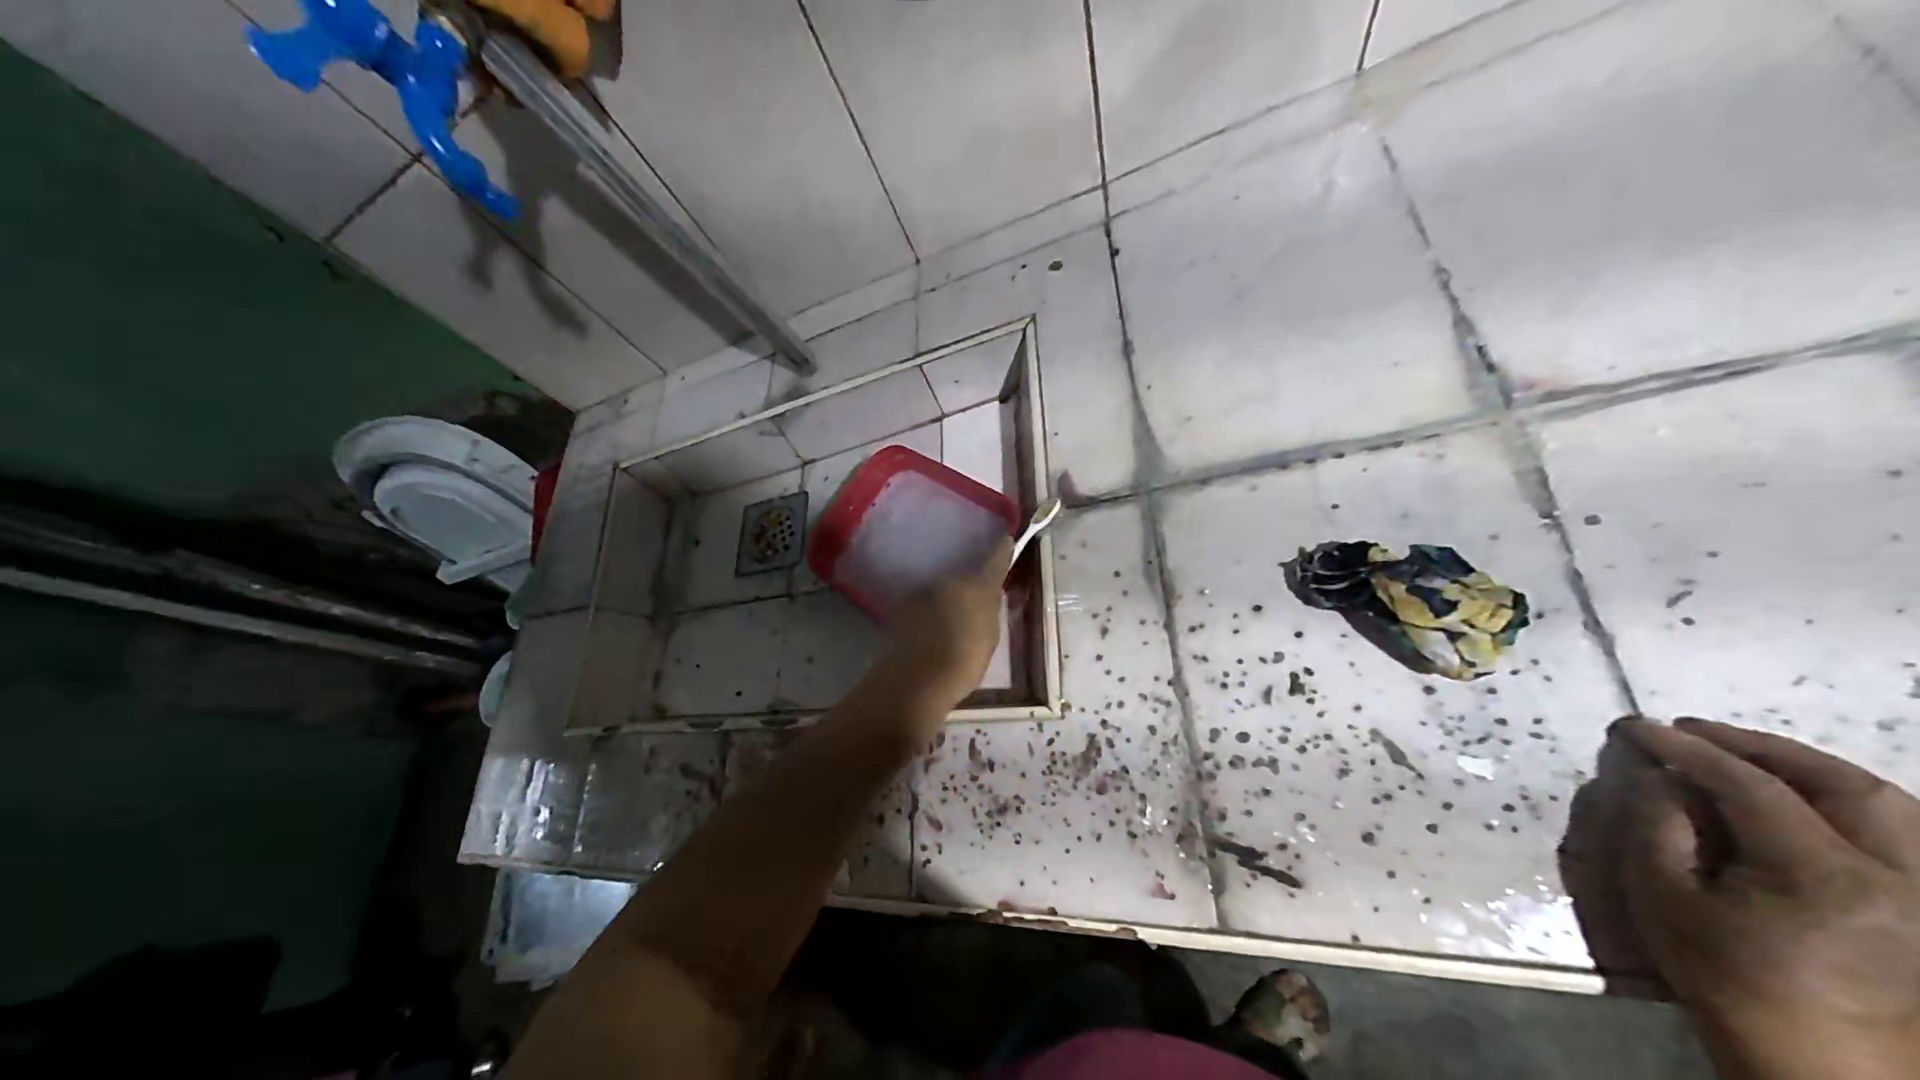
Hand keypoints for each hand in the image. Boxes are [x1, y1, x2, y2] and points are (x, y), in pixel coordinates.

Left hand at [865, 536, 1013, 740]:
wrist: (915, 680)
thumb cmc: (963, 664)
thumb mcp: (988, 639)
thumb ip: (987, 612)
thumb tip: (984, 601)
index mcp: (977, 587)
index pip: (995, 561)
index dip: (1002, 551)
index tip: (1005, 540)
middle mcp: (948, 581)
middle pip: (962, 580)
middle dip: (966, 591)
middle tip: (970, 613)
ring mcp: (921, 591)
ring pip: (939, 592)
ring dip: (944, 603)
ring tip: (946, 628)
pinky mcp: (901, 606)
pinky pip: (921, 605)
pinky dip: (926, 614)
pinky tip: (927, 634)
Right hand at [1611, 718, 1919, 1079]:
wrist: (1817, 1060)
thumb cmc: (1726, 976)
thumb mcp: (1663, 897)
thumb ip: (1657, 826)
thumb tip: (1660, 776)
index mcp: (1824, 876)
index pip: (1748, 785)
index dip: (1687, 748)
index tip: (1635, 727)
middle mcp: (1899, 876)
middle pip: (1841, 783)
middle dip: (1758, 746)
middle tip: (1693, 729)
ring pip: (1887, 802)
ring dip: (1808, 766)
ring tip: (1744, 754)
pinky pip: (1902, 832)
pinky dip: (1846, 798)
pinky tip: (1798, 796)